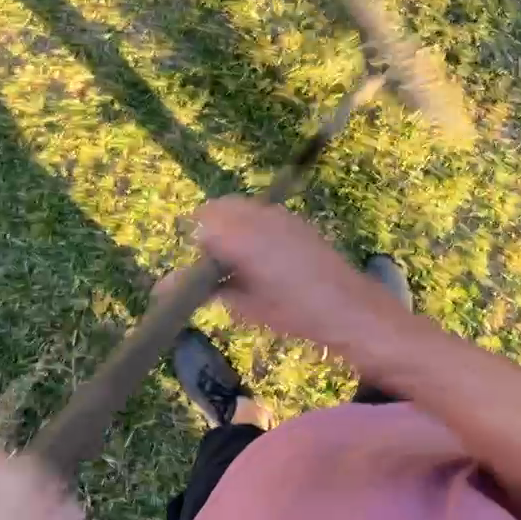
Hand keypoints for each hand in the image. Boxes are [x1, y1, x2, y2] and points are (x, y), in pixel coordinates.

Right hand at [191, 196, 405, 350]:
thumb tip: (173, 288)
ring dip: (229, 226)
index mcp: (242, 236)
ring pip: (239, 207)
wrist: (347, 306)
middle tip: (214, 264)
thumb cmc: (295, 312)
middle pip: (218, 208)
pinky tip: (259, 256)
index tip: (198, 270)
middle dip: (209, 230)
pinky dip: (250, 225)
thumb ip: (210, 289)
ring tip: (236, 261)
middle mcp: (258, 216)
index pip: (202, 225)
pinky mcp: (294, 219)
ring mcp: (278, 214)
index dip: (196, 246)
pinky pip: (260, 212)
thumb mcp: (246, 306)